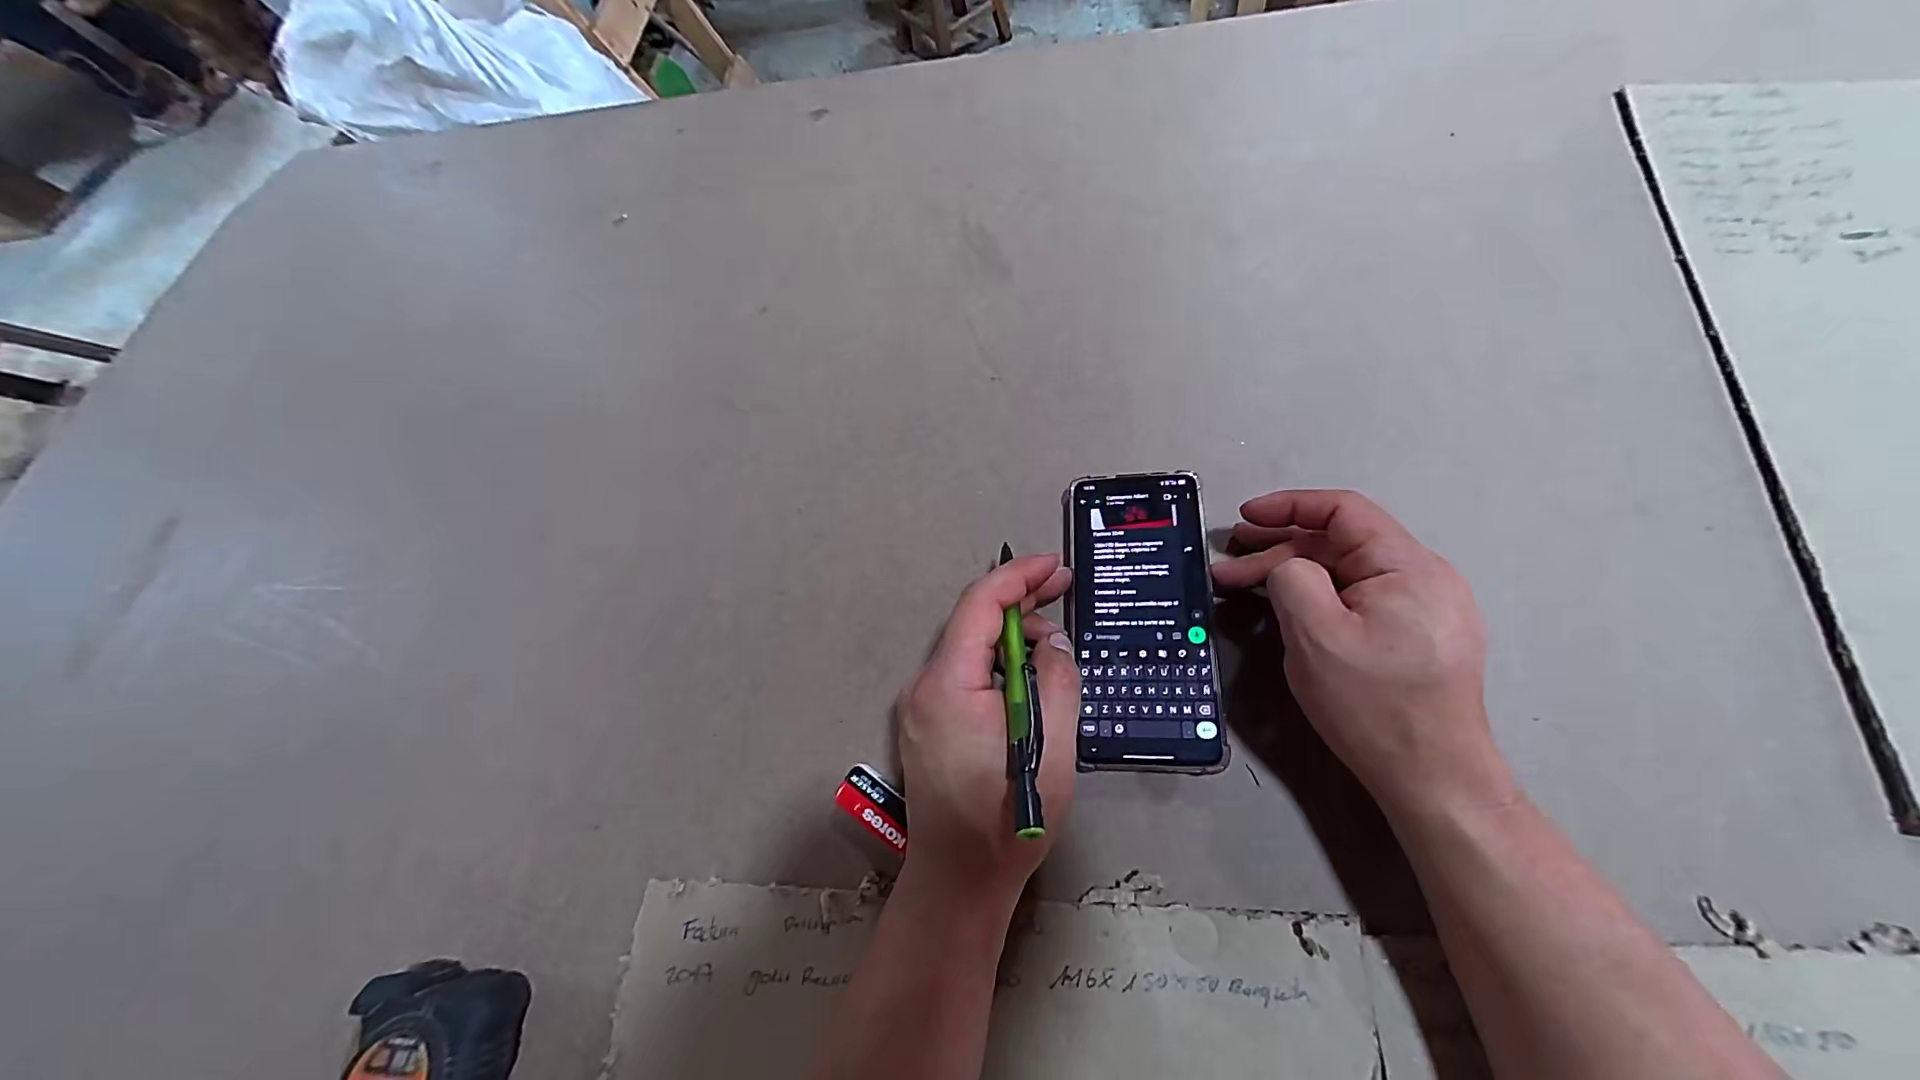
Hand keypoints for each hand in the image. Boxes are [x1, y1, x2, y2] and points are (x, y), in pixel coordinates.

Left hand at [895, 554, 1078, 906]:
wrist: (959, 879)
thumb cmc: (1008, 821)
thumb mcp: (1052, 749)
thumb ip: (1058, 681)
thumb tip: (1052, 642)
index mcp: (949, 685)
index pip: (980, 606)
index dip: (1018, 577)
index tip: (1053, 566)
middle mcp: (924, 686)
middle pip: (971, 622)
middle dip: (1018, 602)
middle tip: (1060, 590)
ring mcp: (921, 704)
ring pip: (968, 647)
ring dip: (1010, 637)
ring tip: (1052, 649)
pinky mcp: (927, 720)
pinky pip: (962, 672)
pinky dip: (995, 663)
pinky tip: (1026, 675)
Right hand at [1211, 490, 1509, 819]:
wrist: (1432, 776)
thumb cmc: (1373, 706)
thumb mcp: (1316, 636)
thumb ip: (1292, 580)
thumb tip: (1288, 567)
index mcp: (1408, 568)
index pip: (1344, 512)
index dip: (1289, 506)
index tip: (1247, 516)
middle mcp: (1425, 578)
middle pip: (1340, 544)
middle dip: (1278, 549)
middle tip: (1230, 563)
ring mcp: (1425, 608)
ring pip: (1346, 573)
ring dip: (1292, 575)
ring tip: (1243, 585)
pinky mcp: (1417, 635)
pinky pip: (1358, 598)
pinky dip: (1317, 595)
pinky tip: (1285, 606)